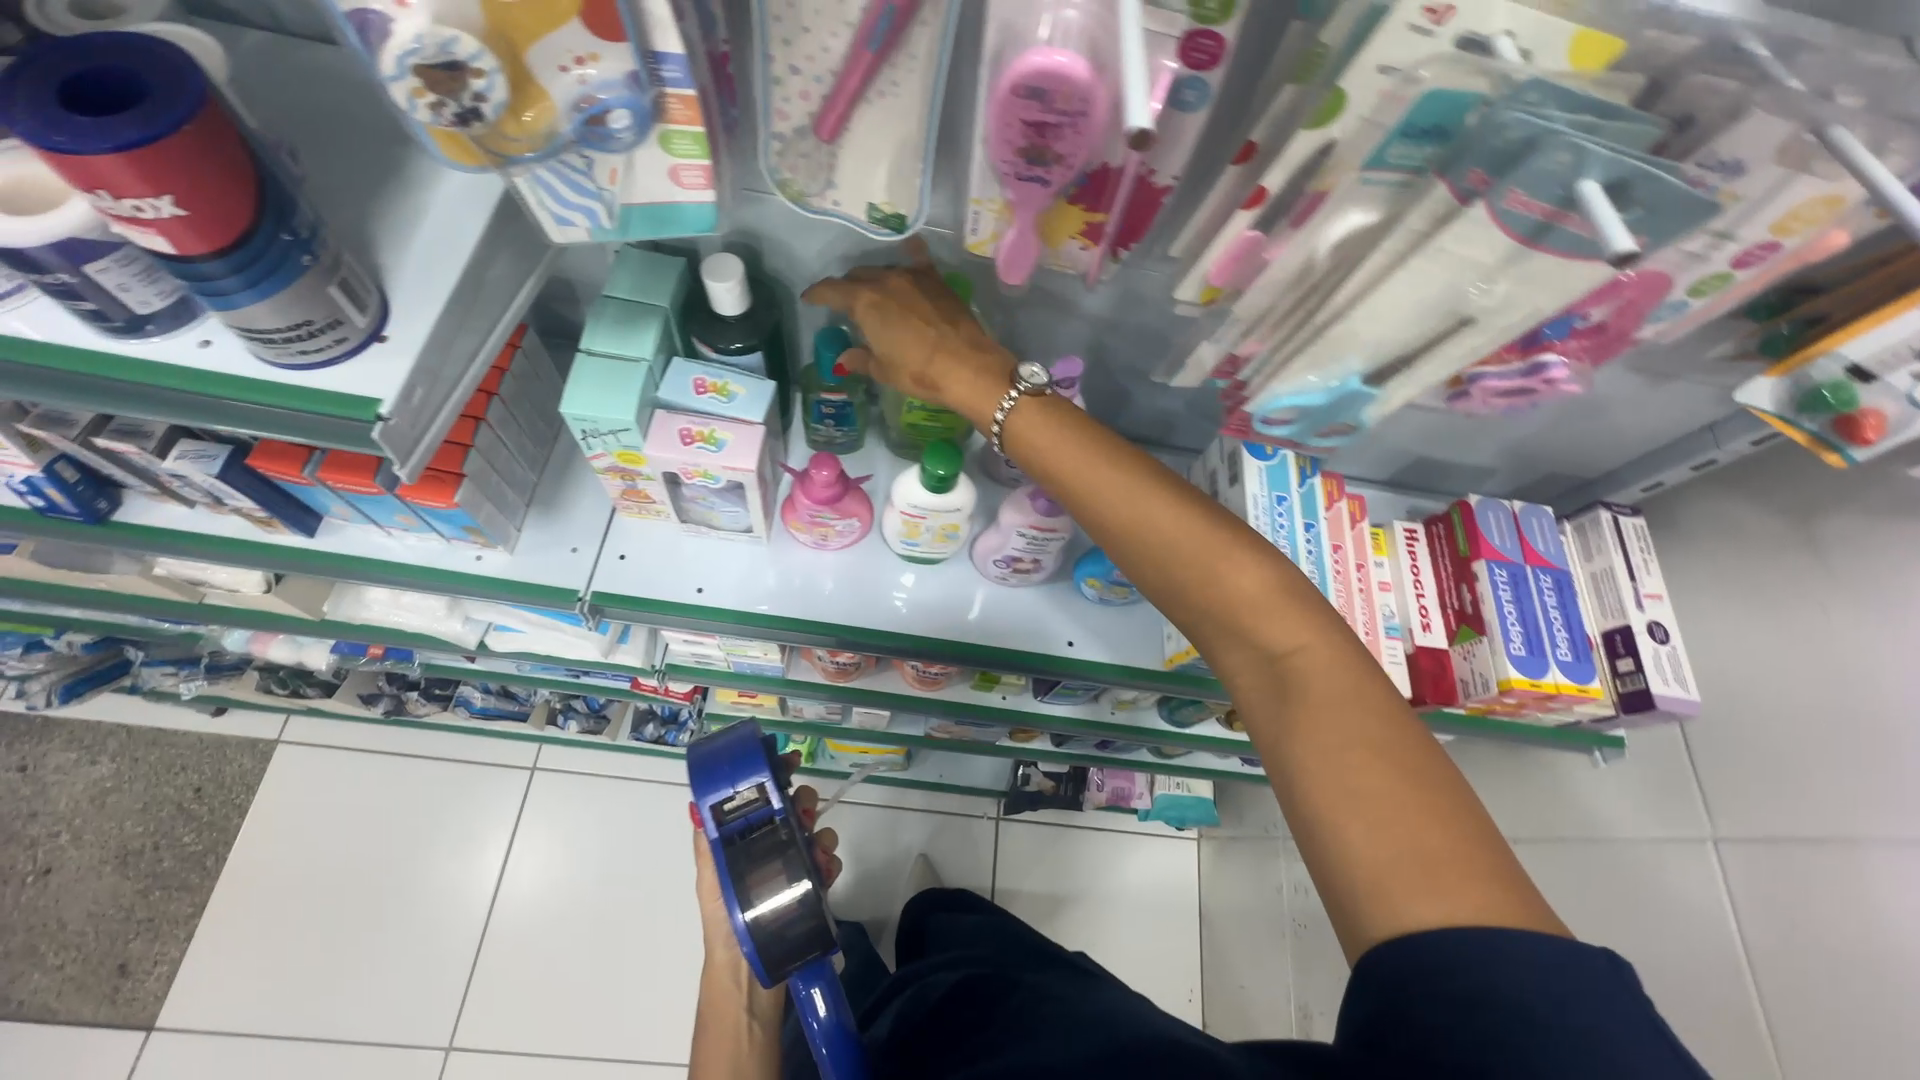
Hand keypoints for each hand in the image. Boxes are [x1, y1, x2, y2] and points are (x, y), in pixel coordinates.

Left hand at [690, 756, 842, 957]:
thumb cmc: (726, 922)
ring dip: (820, 834)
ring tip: (815, 851)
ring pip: (818, 831)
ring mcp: (797, 865)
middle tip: (803, 814)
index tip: (789, 760)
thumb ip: (709, 843)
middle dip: (804, 803)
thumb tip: (697, 804)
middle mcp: (773, 846)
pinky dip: (830, 862)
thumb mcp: (711, 880)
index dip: (776, 775)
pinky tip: (824, 872)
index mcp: (747, 839)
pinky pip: (830, 862)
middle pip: (796, 808)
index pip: (764, 797)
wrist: (751, 972)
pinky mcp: (816, 886)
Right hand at [801, 235, 1014, 426]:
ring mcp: (913, 276)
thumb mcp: (884, 370)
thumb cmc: (919, 372)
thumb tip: (843, 358)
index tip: (809, 298)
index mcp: (865, 302)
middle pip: (857, 276)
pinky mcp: (937, 280)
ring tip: (875, 294)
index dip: (817, 294)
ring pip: (884, 269)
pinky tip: (909, 250)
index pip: (831, 290)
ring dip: (874, 279)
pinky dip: (909, 255)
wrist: (967, 366)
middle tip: (846, 304)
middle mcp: (885, 280)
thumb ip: (860, 358)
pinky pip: (918, 259)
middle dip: (847, 288)